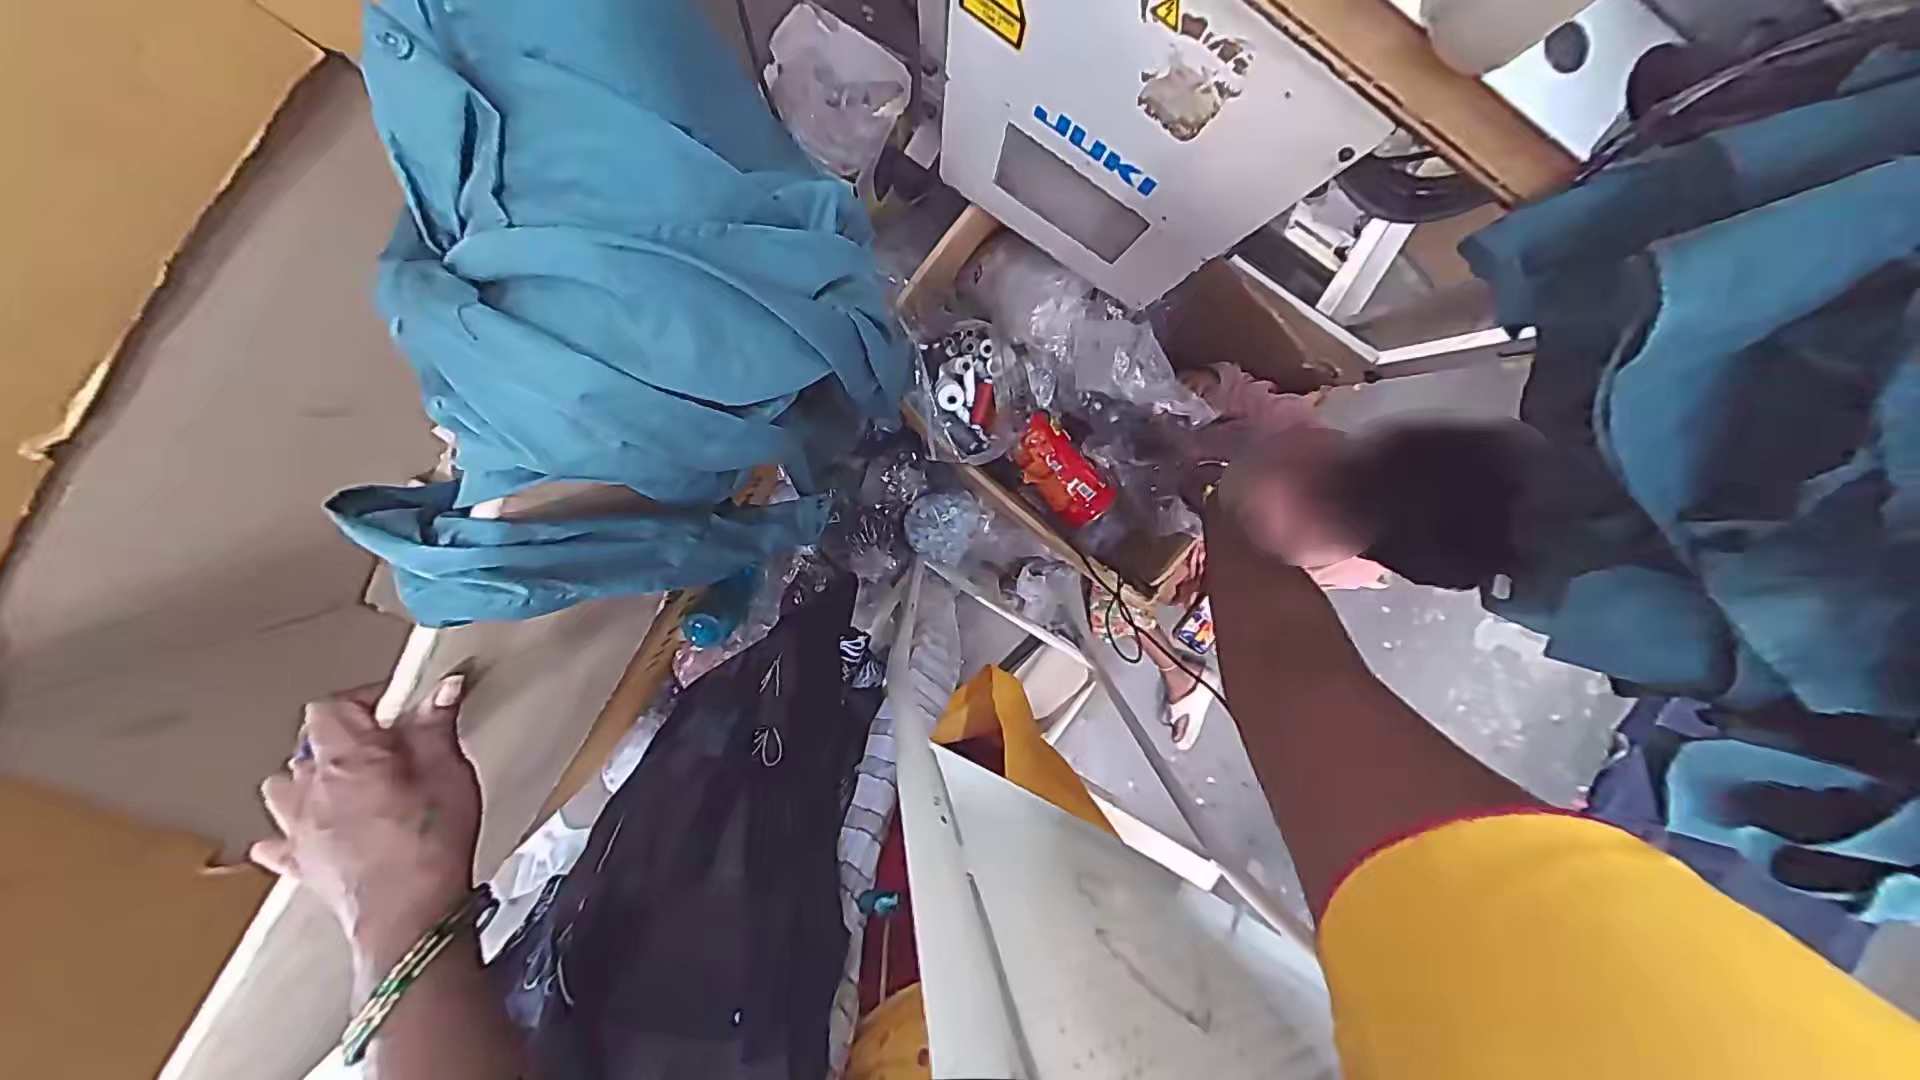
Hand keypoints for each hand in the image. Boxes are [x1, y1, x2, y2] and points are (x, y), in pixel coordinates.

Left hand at [251, 677, 480, 970]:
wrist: (408, 908)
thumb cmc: (431, 836)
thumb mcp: (449, 769)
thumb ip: (436, 725)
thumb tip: (442, 686)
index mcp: (346, 758)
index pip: (332, 707)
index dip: (366, 699)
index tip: (403, 706)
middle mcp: (307, 789)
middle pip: (309, 744)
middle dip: (348, 736)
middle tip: (395, 743)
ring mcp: (294, 828)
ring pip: (285, 785)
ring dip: (314, 776)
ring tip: (357, 780)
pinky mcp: (296, 862)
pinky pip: (279, 834)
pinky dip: (297, 824)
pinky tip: (323, 826)